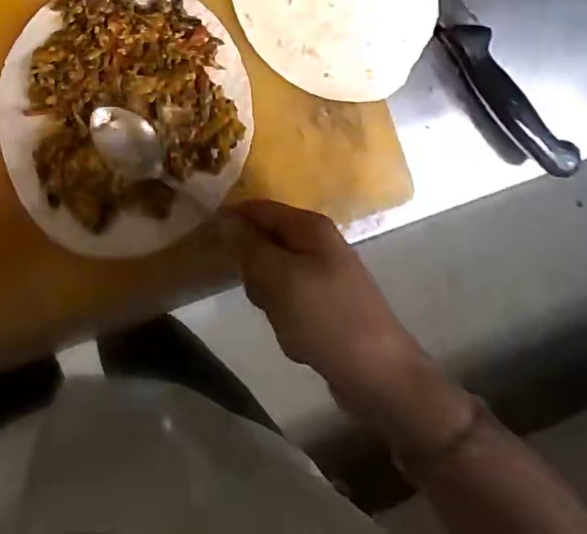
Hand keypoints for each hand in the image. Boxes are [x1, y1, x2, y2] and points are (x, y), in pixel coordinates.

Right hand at [226, 200, 470, 454]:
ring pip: (272, 276)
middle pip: (264, 242)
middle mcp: (317, 243)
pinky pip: (288, 301)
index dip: (231, 219)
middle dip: (254, 271)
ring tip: (286, 321)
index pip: (259, 208)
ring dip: (269, 300)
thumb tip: (226, 220)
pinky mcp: (324, 304)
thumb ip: (252, 247)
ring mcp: (322, 274)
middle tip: (264, 295)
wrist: (382, 377)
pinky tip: (298, 339)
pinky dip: (285, 318)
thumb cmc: (329, 320)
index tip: (205, 240)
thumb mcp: (283, 279)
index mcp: (310, 227)